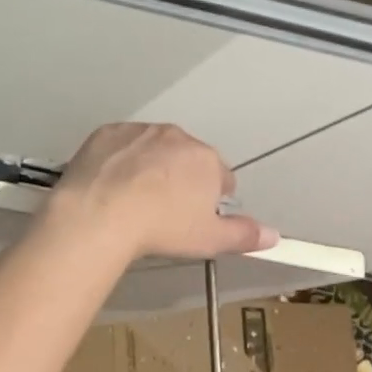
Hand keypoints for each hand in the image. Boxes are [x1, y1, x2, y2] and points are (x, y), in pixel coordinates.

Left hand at [46, 123, 276, 263]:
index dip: (209, 199)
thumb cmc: (159, 227)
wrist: (100, 214)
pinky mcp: (105, 134)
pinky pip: (117, 145)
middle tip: (160, 210)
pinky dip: (116, 160)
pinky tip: (107, 184)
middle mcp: (174, 136)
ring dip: (147, 165)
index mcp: (205, 159)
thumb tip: (272, 235)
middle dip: (178, 178)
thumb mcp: (209, 239)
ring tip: (131, 198)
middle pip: (184, 158)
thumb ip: (244, 235)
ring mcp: (137, 131)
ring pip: (150, 148)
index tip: (192, 217)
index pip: (220, 176)